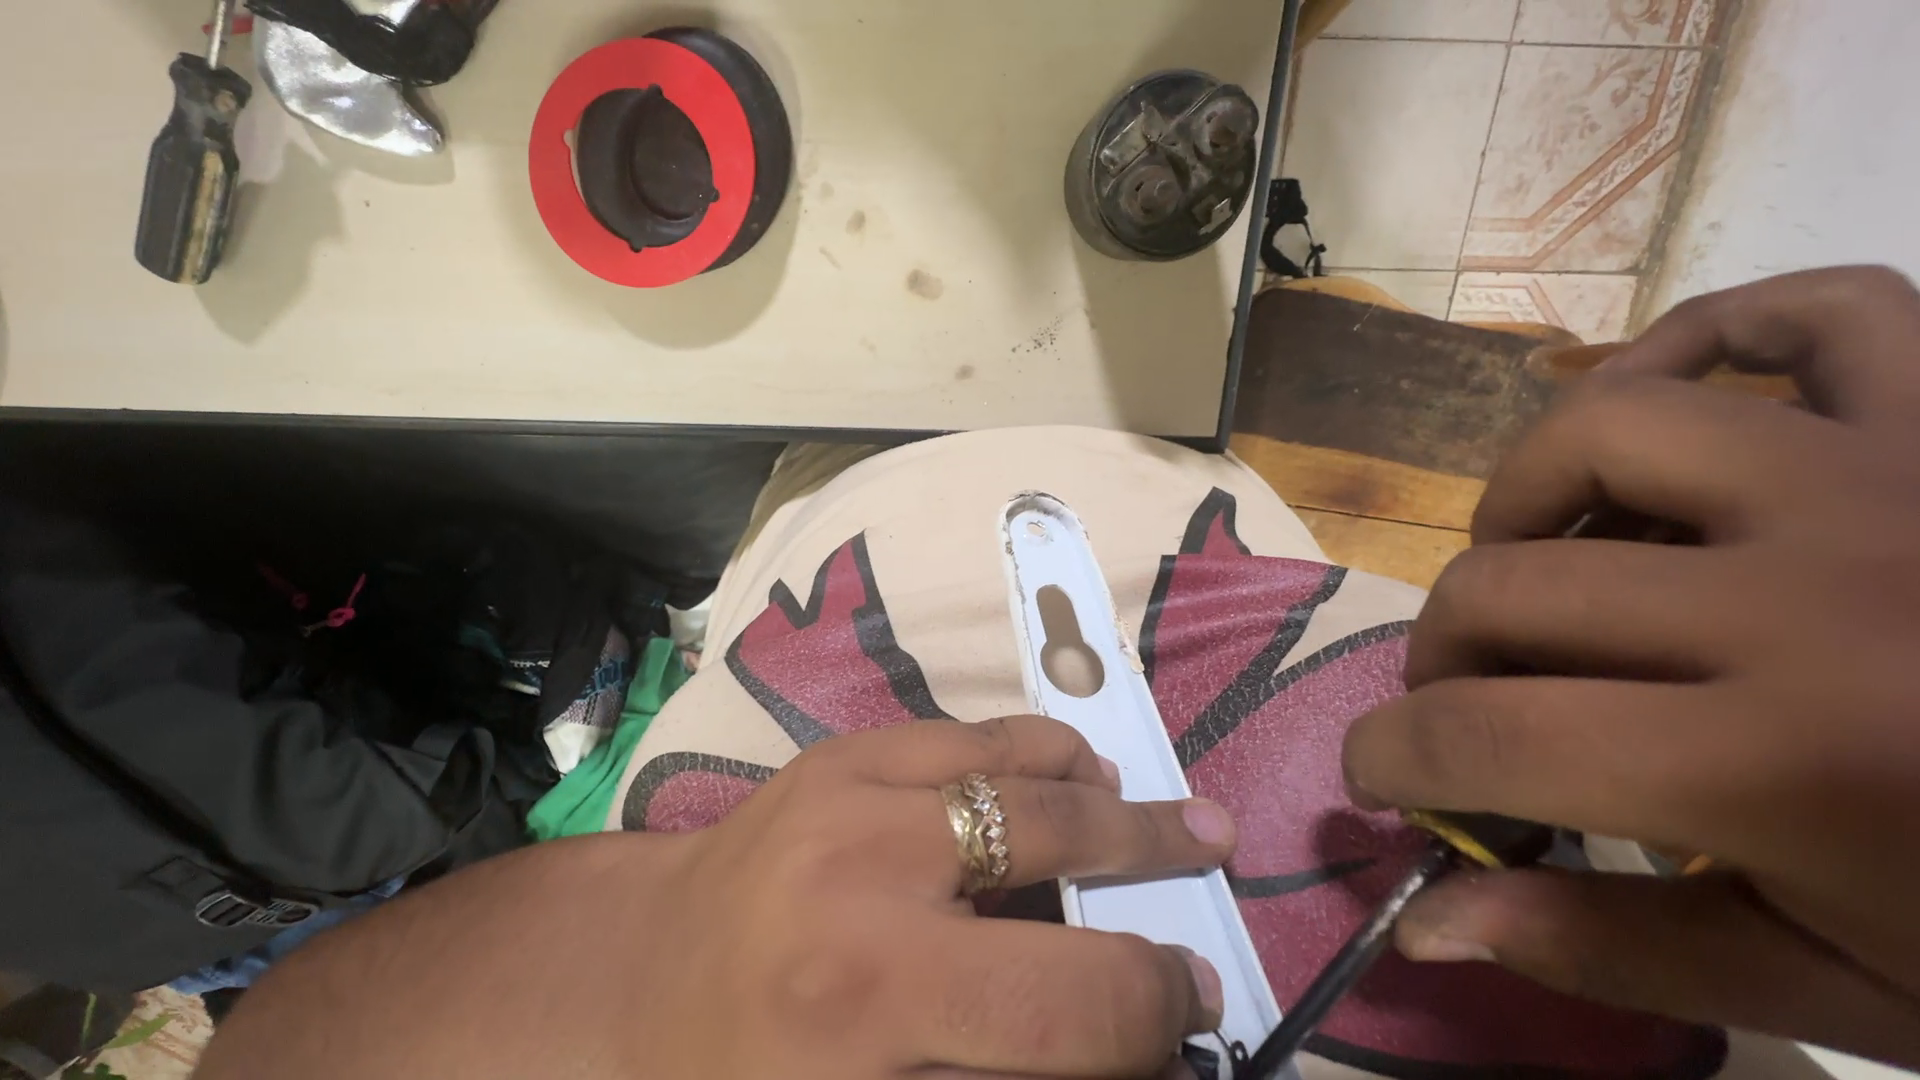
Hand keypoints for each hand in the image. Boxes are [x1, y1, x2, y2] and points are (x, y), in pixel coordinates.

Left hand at [198, 716, 1237, 1078]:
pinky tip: (1077, 764)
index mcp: (866, 1008)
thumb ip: (1001, 1069)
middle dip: (1151, 867)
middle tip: (1212, 859)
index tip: (1194, 1004)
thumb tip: (1120, 1047)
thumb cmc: (735, 1074)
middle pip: (1056, 858)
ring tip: (1162, 811)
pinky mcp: (840, 751)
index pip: (1066, 1009)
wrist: (635, 974)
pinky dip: (1039, 746)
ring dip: (1106, 794)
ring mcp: (851, 793)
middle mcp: (866, 881)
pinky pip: (970, 734)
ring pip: (1021, 773)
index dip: (1150, 1015)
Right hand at [1342, 266, 1919, 1064]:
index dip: (1390, 757)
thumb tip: (1421, 927)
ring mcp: (1893, 480)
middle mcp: (1815, 597)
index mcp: (1790, 762)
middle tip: (1472, 700)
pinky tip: (1666, 402)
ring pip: (1608, 424)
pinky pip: (1820, 310)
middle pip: (1505, 586)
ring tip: (1540, 554)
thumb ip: (1607, 947)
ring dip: (1523, 497)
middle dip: (1440, 657)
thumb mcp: (1837, 990)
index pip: (1484, 736)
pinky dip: (1709, 337)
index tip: (1376, 776)